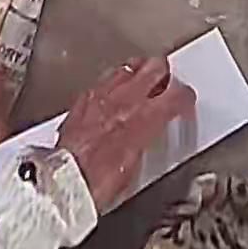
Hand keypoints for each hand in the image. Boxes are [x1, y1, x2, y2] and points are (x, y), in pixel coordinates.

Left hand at [54, 55, 194, 210]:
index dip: (186, 97)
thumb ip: (149, 138)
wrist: (61, 183)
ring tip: (143, 81)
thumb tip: (153, 131)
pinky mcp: (84, 97)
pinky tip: (115, 91)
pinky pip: (106, 77)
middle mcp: (124, 100)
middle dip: (166, 74)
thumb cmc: (96, 182)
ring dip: (140, 71)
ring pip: (130, 65)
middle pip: (156, 65)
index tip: (185, 103)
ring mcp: (103, 94)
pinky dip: (115, 81)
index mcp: (143, 117)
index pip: (177, 94)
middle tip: (167, 84)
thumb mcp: (136, 166)